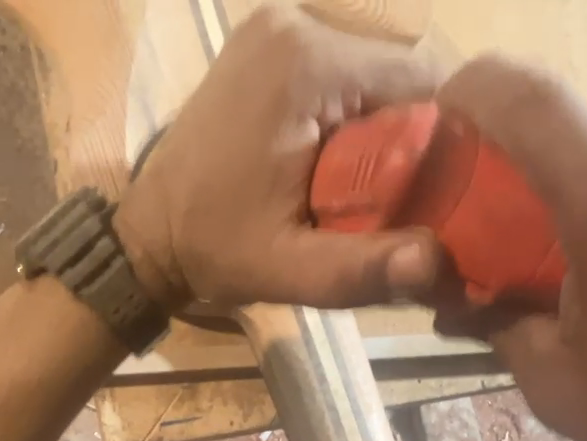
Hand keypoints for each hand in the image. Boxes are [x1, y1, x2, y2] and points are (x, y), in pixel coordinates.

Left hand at [113, 7, 443, 310]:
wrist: (148, 235)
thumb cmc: (214, 251)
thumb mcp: (290, 270)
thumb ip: (363, 267)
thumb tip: (438, 262)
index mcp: (308, 63)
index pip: (421, 81)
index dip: (434, 142)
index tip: (415, 194)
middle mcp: (295, 22)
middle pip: (395, 70)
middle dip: (400, 134)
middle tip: (375, 195)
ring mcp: (273, 25)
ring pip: (368, 67)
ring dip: (373, 122)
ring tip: (344, 179)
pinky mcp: (261, 42)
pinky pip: (334, 66)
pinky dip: (342, 108)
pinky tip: (322, 155)